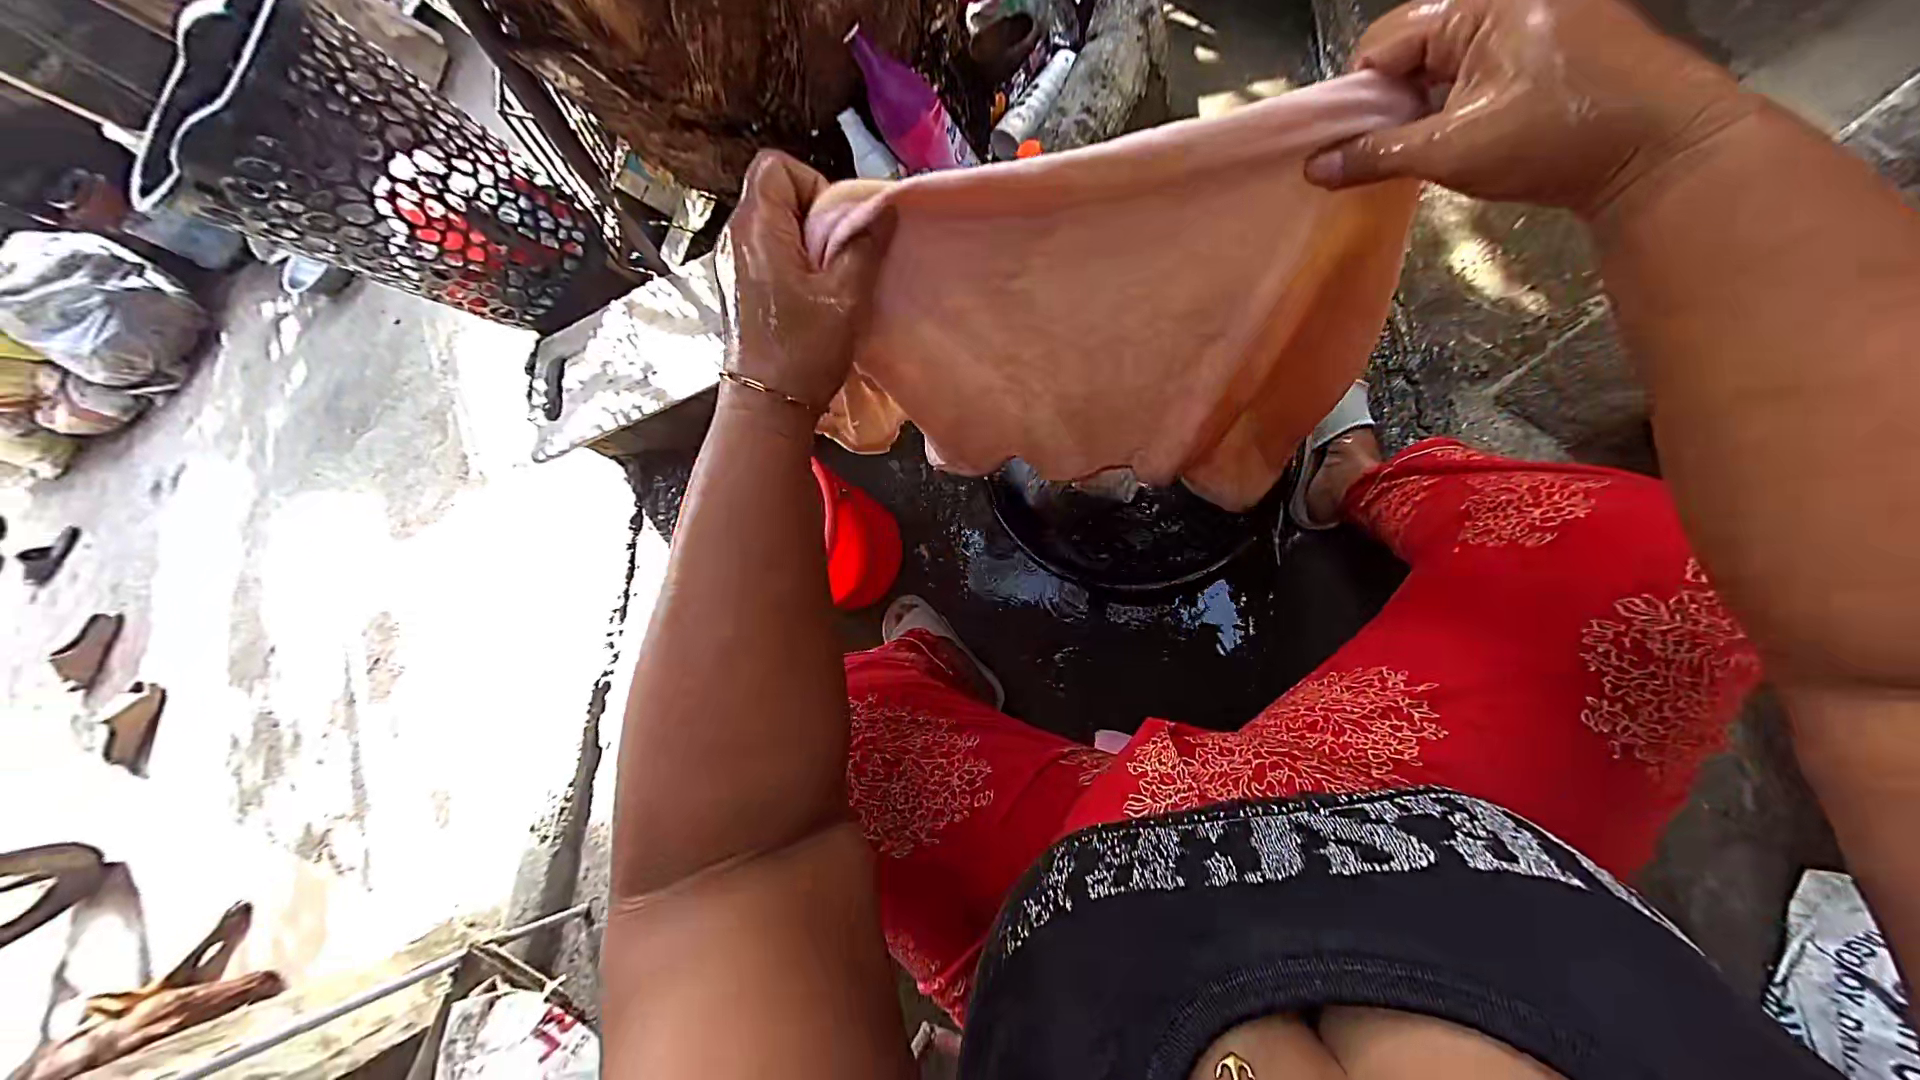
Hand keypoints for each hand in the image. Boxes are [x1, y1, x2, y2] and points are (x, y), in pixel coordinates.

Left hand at [724, 151, 889, 412]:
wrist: (769, 404)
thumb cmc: (802, 353)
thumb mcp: (845, 297)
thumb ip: (864, 245)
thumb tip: (881, 209)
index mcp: (756, 228)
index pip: (777, 166)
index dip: (814, 185)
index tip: (836, 226)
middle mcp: (736, 239)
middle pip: (778, 196)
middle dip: (817, 218)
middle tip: (842, 259)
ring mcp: (735, 266)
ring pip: (778, 229)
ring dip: (810, 247)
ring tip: (831, 284)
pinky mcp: (742, 290)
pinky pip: (772, 257)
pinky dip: (797, 268)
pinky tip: (815, 301)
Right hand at [1304, 0, 1758, 216]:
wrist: (1659, 151)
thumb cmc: (1555, 138)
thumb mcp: (1450, 149)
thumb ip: (1375, 156)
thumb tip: (1313, 169)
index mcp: (1485, 4)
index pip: (1385, 39)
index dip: (1357, 93)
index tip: (1345, 143)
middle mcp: (1505, 2)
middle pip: (1408, 51)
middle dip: (1384, 106)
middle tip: (1375, 155)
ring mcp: (1525, 26)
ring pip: (1434, 68)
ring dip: (1412, 114)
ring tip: (1410, 154)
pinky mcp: (1537, 55)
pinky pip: (1465, 78)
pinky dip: (1442, 113)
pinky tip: (1442, 145)